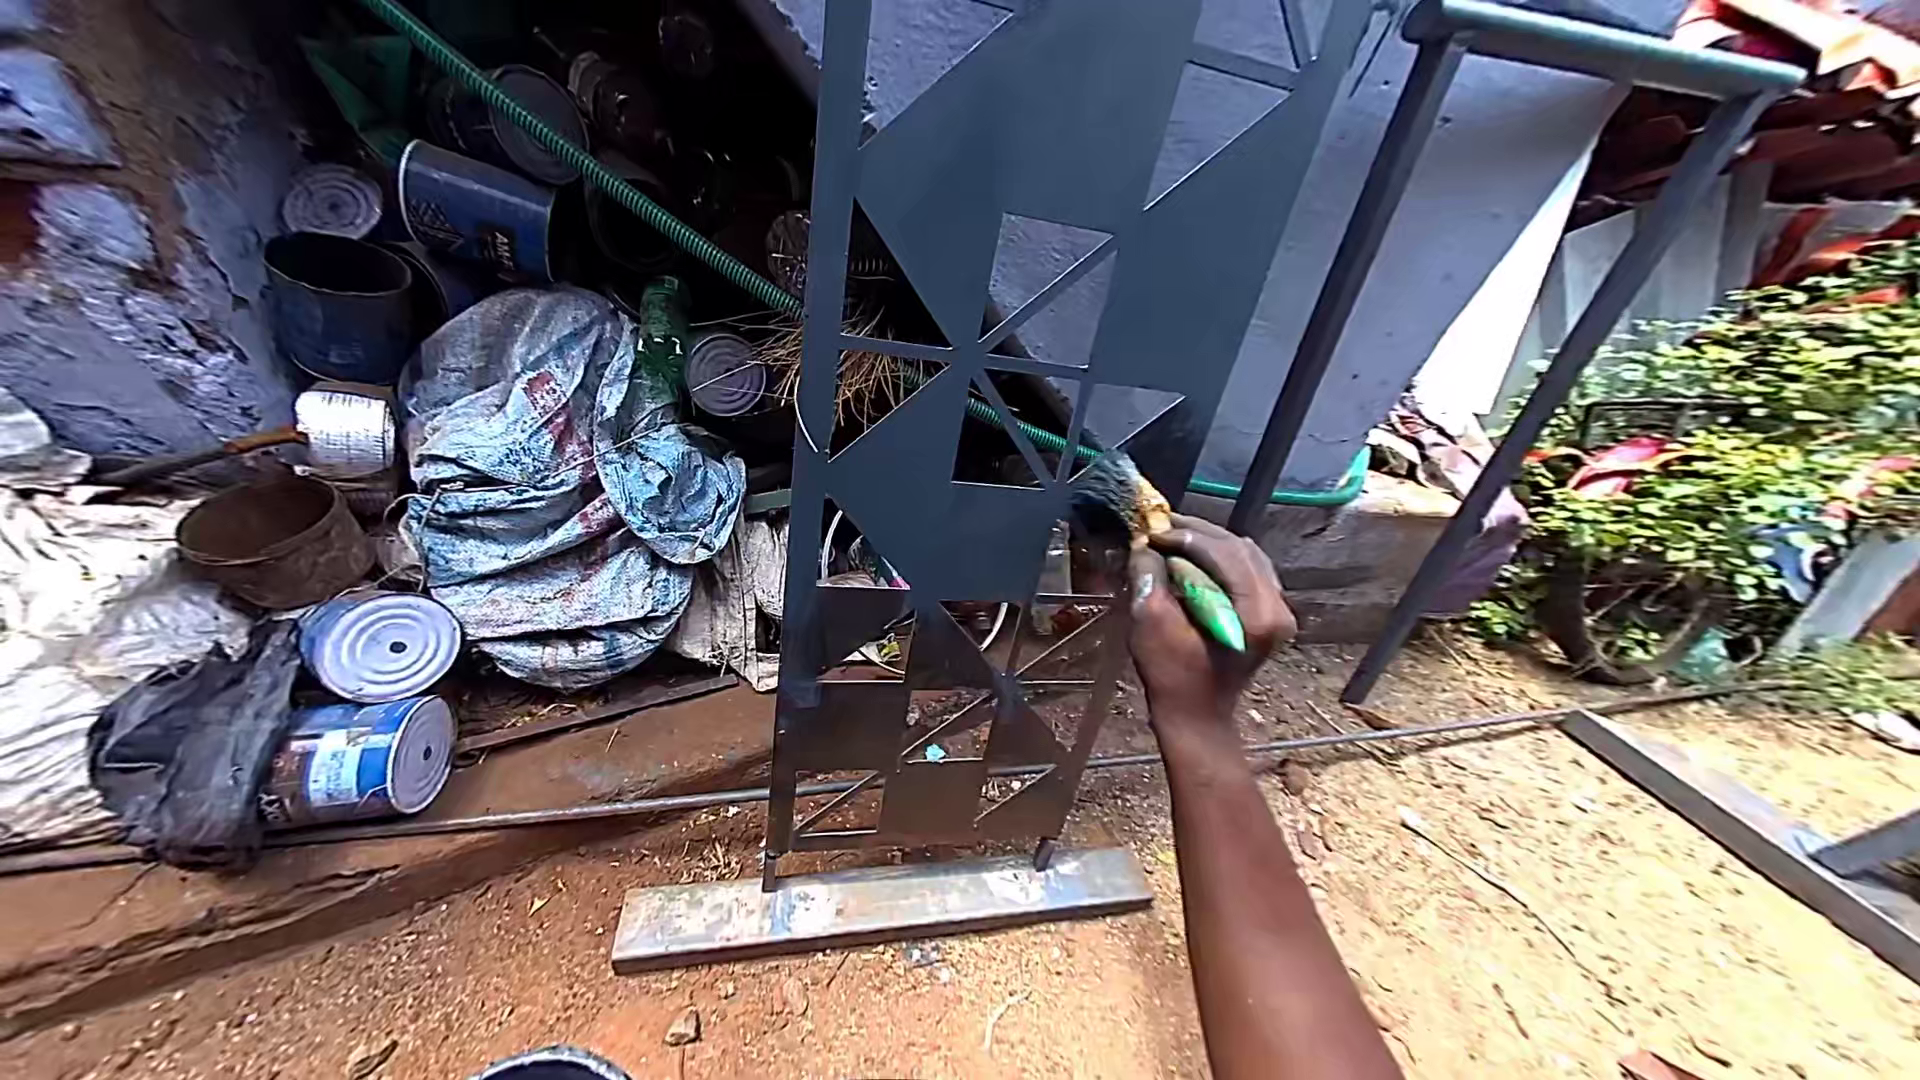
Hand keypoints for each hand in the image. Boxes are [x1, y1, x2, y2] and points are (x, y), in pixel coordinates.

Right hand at [1128, 514, 1295, 753]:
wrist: (1194, 714)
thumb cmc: (1171, 675)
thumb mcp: (1151, 622)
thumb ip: (1149, 576)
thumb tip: (1144, 544)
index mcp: (1259, 614)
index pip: (1224, 553)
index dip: (1184, 536)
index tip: (1151, 532)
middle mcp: (1279, 607)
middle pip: (1238, 548)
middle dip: (1195, 533)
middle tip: (1158, 525)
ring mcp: (1278, 609)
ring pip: (1244, 554)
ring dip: (1206, 542)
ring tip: (1170, 536)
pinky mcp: (1267, 611)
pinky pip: (1245, 568)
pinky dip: (1216, 557)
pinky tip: (1189, 556)